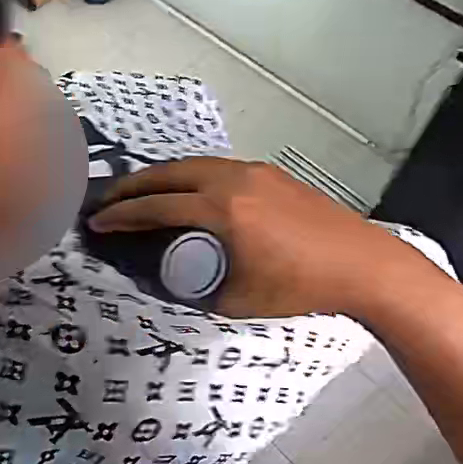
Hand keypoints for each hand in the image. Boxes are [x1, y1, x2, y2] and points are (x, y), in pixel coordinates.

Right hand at [89, 157, 439, 318]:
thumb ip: (195, 286)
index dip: (121, 215)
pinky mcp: (270, 173)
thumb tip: (165, 278)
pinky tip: (187, 192)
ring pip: (192, 165)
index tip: (97, 222)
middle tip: (106, 200)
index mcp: (222, 211)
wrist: (365, 265)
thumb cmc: (301, 288)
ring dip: (161, 177)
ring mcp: (254, 171)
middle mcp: (233, 180)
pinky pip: (216, 167)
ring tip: (139, 193)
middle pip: (167, 174)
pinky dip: (189, 176)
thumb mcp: (237, 298)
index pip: (156, 208)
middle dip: (131, 186)